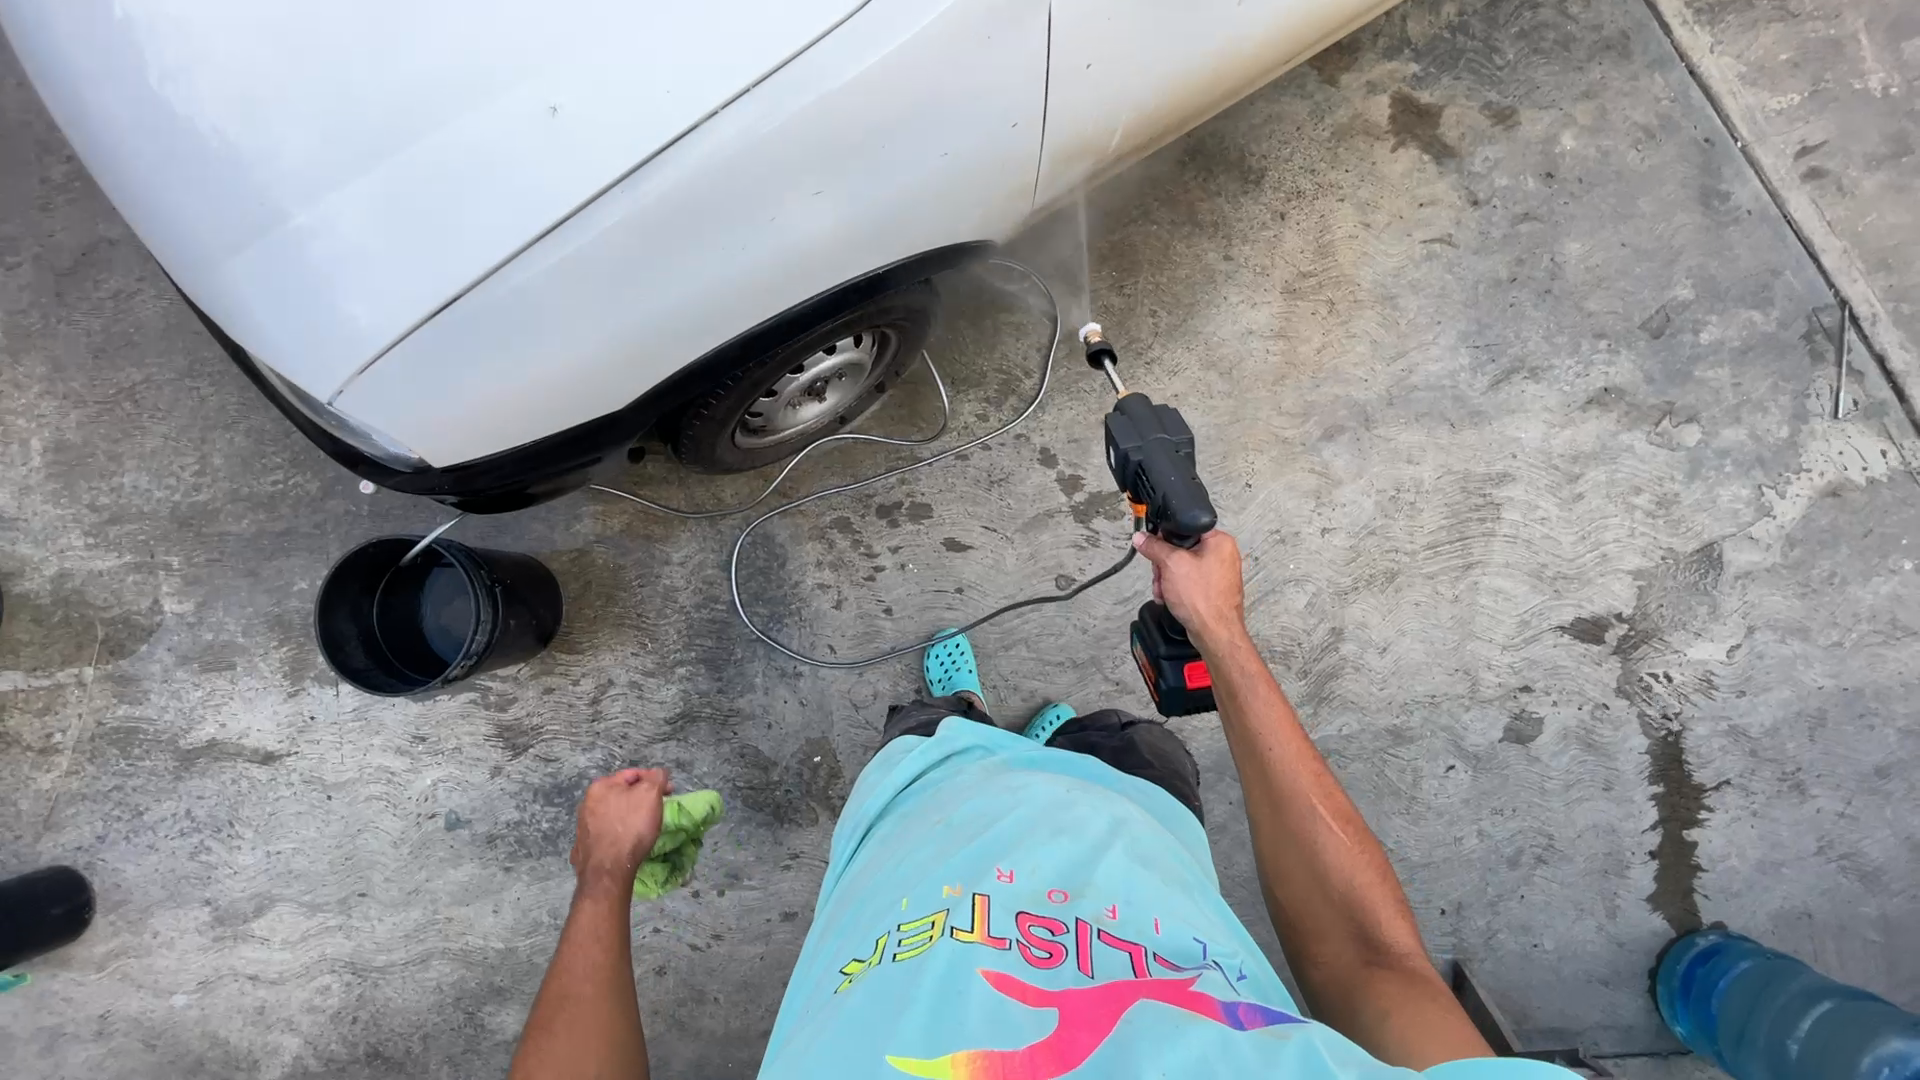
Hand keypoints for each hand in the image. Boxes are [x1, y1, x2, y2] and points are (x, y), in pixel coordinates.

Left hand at [569, 768, 671, 897]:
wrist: (608, 870)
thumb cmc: (631, 827)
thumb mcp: (651, 794)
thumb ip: (656, 777)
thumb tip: (657, 773)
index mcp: (601, 786)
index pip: (633, 774)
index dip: (654, 780)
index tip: (668, 792)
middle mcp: (586, 803)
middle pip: (621, 793)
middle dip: (640, 798)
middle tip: (656, 809)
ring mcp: (582, 827)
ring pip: (613, 813)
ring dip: (628, 815)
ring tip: (643, 826)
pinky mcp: (583, 847)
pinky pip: (606, 833)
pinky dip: (618, 833)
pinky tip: (626, 842)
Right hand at [1131, 529, 1247, 652]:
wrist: (1214, 632)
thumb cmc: (1203, 600)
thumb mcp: (1170, 565)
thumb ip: (1154, 547)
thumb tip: (1142, 538)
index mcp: (1219, 541)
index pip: (1186, 528)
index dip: (1166, 538)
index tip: (1155, 547)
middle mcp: (1223, 554)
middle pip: (1181, 549)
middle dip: (1164, 565)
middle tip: (1160, 574)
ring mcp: (1218, 573)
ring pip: (1182, 566)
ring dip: (1167, 578)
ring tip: (1164, 590)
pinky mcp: (1212, 588)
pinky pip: (1188, 581)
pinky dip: (1176, 588)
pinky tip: (1169, 597)